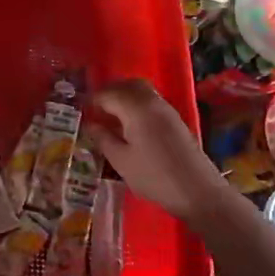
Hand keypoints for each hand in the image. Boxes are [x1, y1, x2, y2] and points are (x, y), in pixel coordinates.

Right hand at [88, 79, 234, 225]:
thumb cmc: (153, 177)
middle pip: (128, 85)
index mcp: (136, 109)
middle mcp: (152, 102)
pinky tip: (128, 124)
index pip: (108, 94)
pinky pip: (151, 102)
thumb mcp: (121, 161)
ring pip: (141, 91)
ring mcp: (167, 110)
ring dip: (124, 97)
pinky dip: (136, 105)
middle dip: (109, 92)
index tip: (78, 108)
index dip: (91, 99)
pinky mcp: (175, 120)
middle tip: (94, 107)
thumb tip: (89, 124)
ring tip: (109, 116)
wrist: (196, 190)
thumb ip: (103, 139)